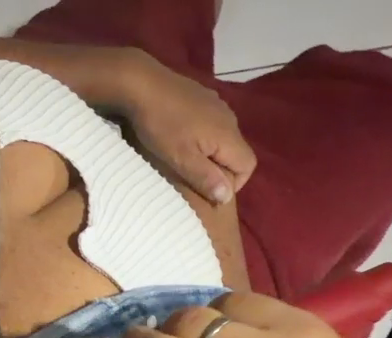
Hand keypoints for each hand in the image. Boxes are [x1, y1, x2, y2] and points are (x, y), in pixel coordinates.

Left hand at [122, 56, 255, 205]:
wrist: (143, 85)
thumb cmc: (161, 127)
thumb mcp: (182, 159)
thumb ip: (206, 178)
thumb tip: (227, 197)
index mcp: (229, 134)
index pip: (248, 166)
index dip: (233, 184)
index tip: (207, 191)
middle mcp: (230, 118)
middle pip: (237, 153)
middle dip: (219, 172)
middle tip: (192, 179)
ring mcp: (217, 106)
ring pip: (223, 141)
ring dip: (209, 157)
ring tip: (184, 162)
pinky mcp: (203, 100)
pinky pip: (212, 127)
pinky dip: (202, 141)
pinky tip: (180, 142)